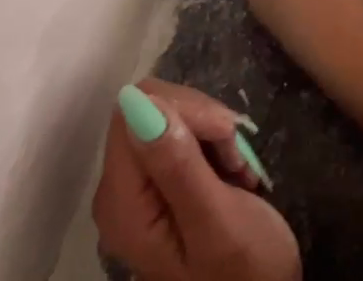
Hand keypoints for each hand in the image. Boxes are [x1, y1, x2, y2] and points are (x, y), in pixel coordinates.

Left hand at [92, 82, 299, 280]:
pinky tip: (233, 171)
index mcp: (121, 204)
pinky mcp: (157, 185)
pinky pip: (177, 136)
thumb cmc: (245, 276)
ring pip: (166, 117)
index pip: (133, 113)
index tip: (227, 134)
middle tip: (237, 156)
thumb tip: (136, 99)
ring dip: (211, 133)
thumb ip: (178, 164)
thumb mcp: (219, 223)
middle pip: (147, 111)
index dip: (183, 110)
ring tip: (239, 168)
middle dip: (200, 121)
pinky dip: (211, 143)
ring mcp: (136, 187)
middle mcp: (117, 190)